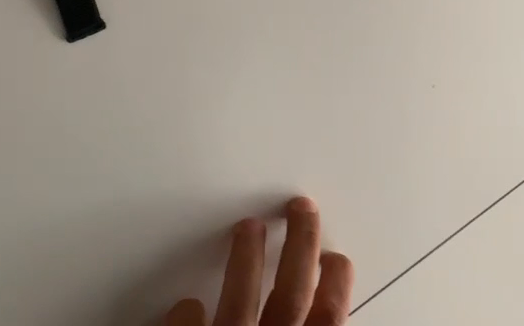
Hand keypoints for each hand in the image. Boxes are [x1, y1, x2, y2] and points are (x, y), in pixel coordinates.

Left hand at [166, 197, 353, 325]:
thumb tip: (322, 320)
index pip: (331, 313)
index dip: (337, 282)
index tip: (335, 259)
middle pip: (292, 290)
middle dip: (299, 242)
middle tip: (299, 208)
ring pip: (240, 300)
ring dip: (246, 260)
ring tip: (247, 227)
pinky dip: (188, 314)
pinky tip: (186, 305)